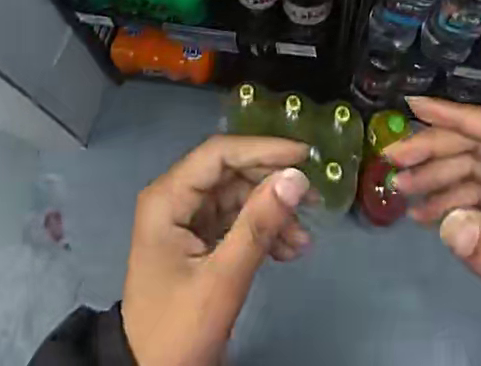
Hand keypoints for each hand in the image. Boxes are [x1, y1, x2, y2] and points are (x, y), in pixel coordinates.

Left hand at [122, 135, 312, 365]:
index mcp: (167, 197)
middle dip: (271, 184)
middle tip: (313, 198)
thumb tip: (296, 178)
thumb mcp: (221, 281)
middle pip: (231, 173)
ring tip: (303, 238)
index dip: (262, 149)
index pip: (219, 154)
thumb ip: (258, 226)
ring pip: (238, 197)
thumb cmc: (177, 331)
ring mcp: (186, 219)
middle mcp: (175, 198)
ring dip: (272, 213)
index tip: (304, 156)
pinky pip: (236, 221)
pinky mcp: (198, 240)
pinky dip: (263, 232)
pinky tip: (290, 250)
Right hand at [384, 97, 480, 365]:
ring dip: (437, 175)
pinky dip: (450, 201)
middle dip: (436, 149)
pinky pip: (480, 196)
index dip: (460, 117)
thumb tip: (450, 223)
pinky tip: (425, 215)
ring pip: (478, 168)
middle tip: (393, 159)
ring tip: (400, 189)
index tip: (415, 108)